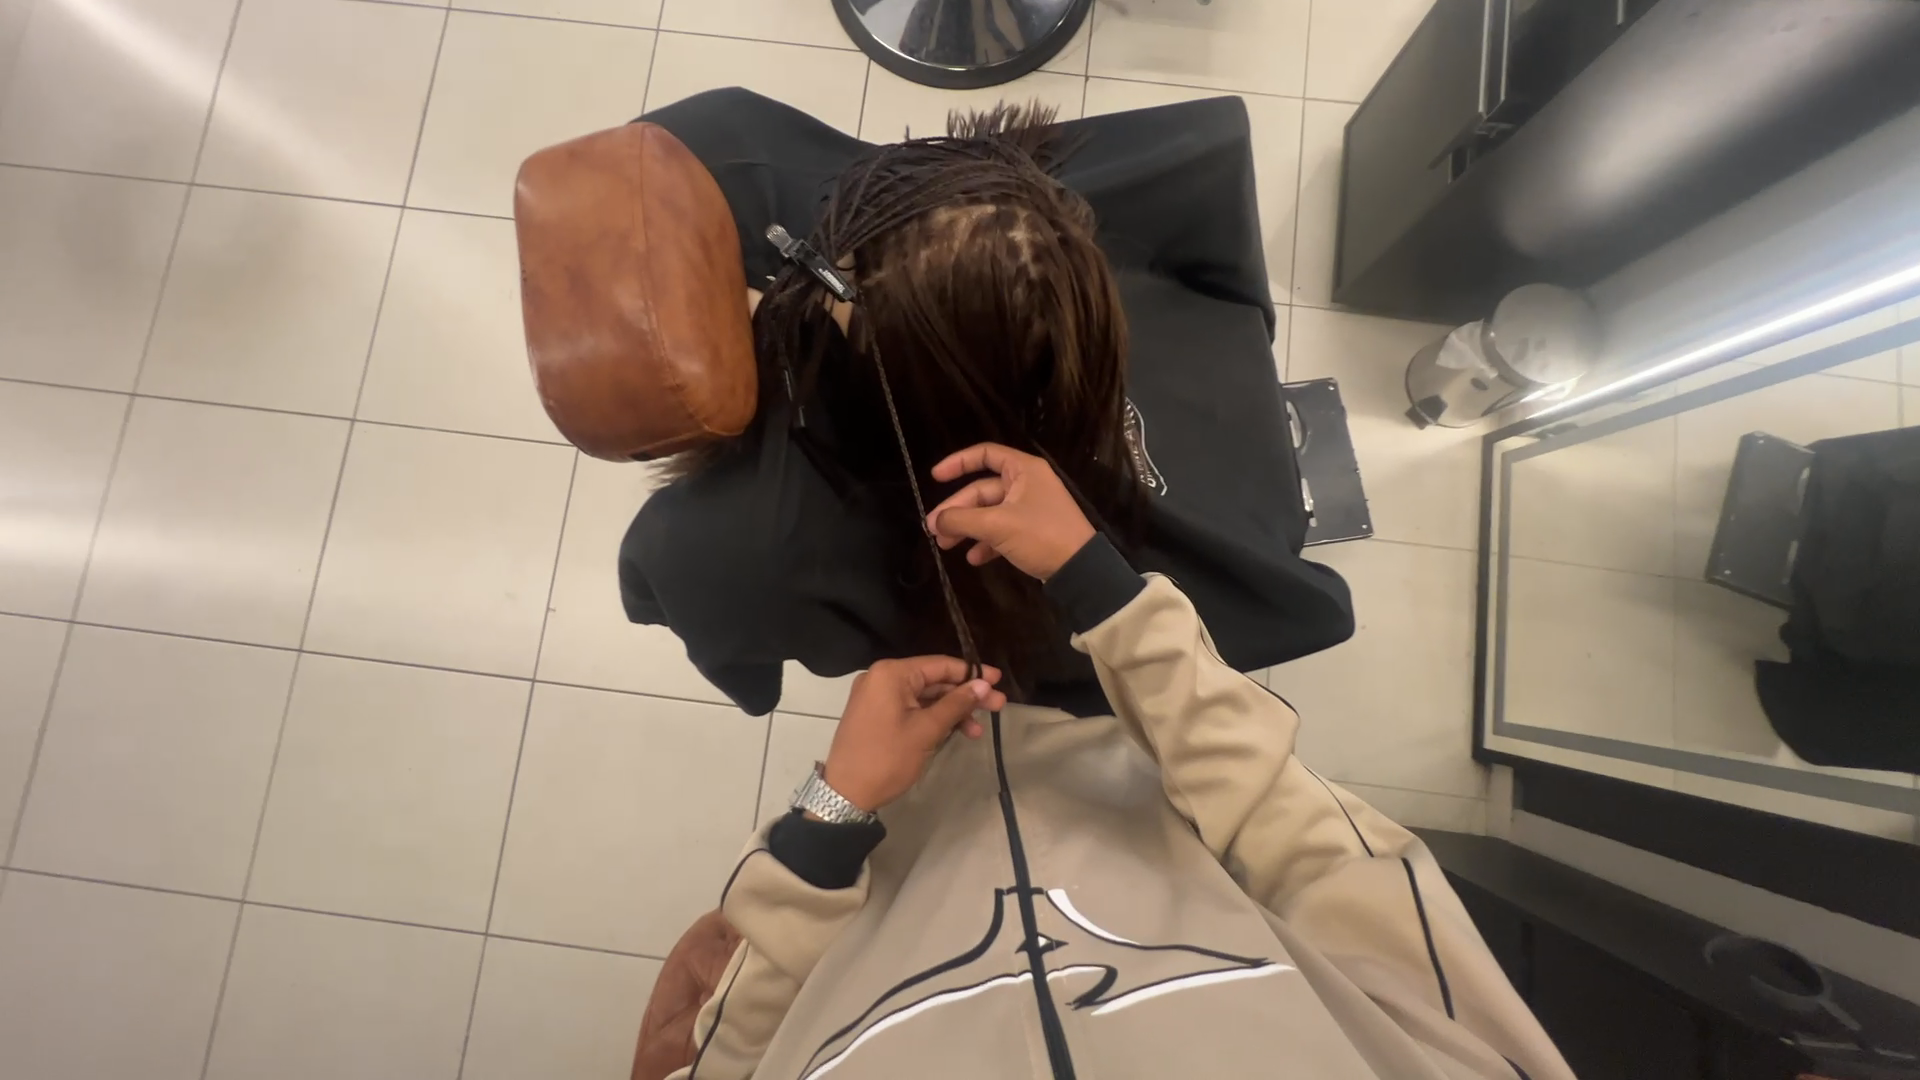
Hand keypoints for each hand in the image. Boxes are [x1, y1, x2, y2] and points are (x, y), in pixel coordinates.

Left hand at [822, 657, 1007, 812]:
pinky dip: (933, 718)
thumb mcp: (926, 730)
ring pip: (925, 697)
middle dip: (965, 695)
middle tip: (997, 706)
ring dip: (952, 711)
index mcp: (891, 674)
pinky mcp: (877, 714)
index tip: (998, 680)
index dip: (971, 673)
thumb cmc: (887, 758)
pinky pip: (912, 708)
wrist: (845, 795)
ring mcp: (878, 697)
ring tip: (977, 730)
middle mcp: (883, 678)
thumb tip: (983, 684)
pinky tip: (956, 732)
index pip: (940, 665)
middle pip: (934, 681)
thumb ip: (956, 704)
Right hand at [925, 443, 1096, 581]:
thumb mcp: (997, 525)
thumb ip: (962, 519)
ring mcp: (1029, 509)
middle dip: (957, 510)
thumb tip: (936, 520)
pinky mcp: (1032, 532)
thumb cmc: (1041, 536)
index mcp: (1023, 470)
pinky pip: (1002, 531)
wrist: (1080, 569)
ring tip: (945, 545)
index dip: (957, 462)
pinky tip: (974, 559)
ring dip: (967, 528)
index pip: (985, 454)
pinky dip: (986, 543)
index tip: (935, 477)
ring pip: (989, 513)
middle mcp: (1026, 484)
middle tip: (933, 529)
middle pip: (982, 490)